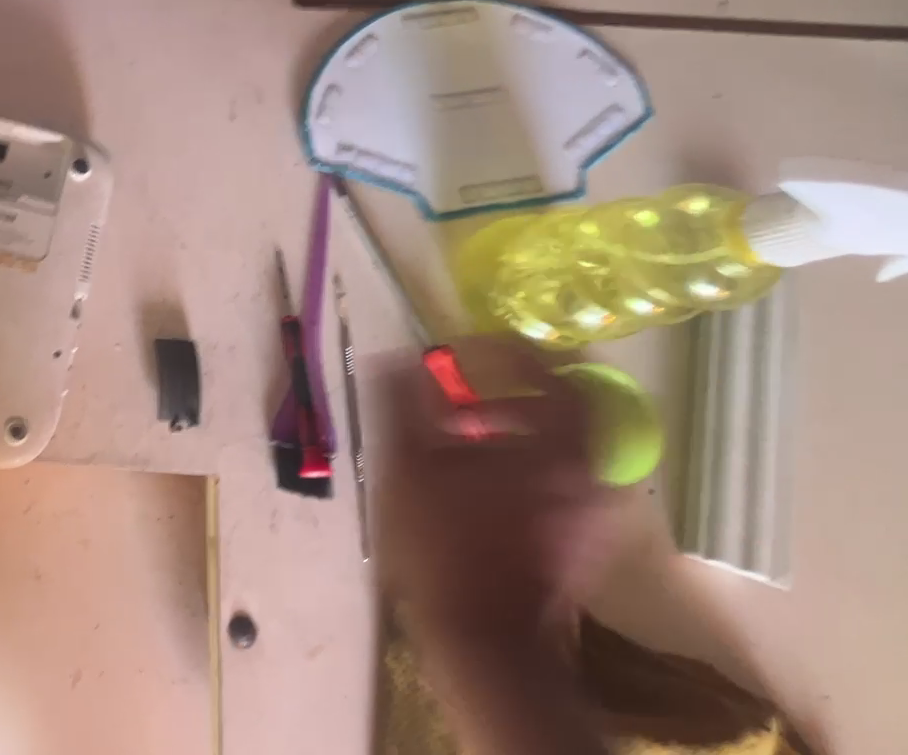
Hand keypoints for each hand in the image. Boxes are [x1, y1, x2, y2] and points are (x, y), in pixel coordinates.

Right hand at [376, 337, 614, 646]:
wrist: (486, 638)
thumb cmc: (444, 544)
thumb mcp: (407, 464)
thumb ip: (402, 402)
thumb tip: (396, 355)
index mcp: (556, 446)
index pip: (547, 371)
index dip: (503, 352)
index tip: (463, 352)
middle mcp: (590, 471)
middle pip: (564, 406)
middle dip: (510, 392)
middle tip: (463, 397)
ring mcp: (594, 508)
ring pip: (565, 443)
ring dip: (516, 428)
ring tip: (464, 438)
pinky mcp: (585, 535)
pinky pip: (564, 475)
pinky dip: (527, 460)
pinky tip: (480, 481)